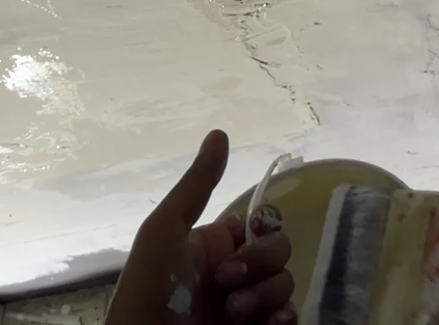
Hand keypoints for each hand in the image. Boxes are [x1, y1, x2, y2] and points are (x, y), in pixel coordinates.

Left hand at [105, 130, 296, 324]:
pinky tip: (272, 324)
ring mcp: (245, 310)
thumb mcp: (164, 235)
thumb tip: (220, 132)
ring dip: (268, 295)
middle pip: (278, 251)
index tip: (244, 242)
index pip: (258, 225)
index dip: (260, 231)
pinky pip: (289, 317)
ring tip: (235, 317)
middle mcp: (232, 276)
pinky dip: (286, 318)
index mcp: (212, 248)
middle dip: (262, 265)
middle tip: (229, 286)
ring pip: (285, 283)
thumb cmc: (149, 298)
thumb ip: (196, 186)